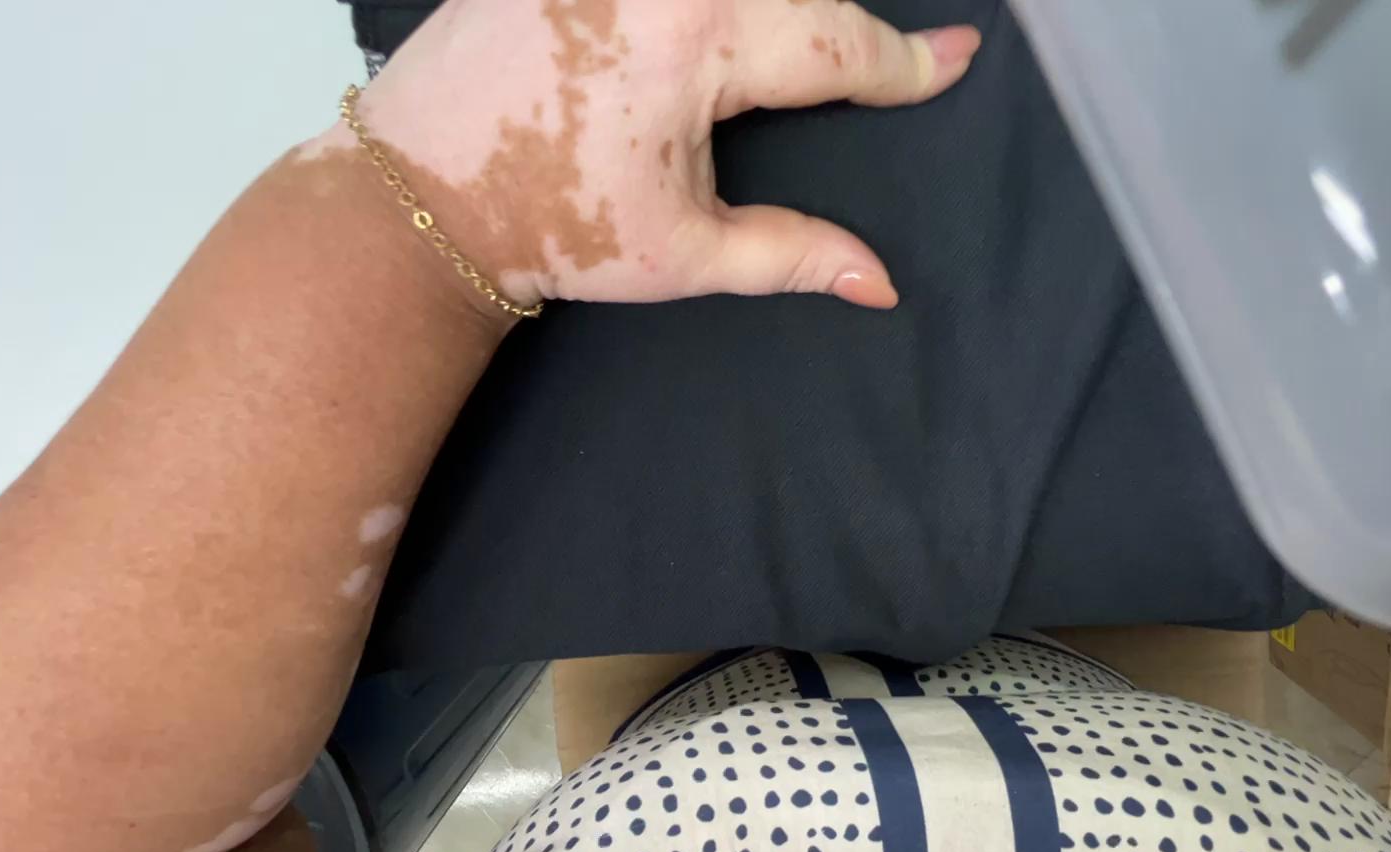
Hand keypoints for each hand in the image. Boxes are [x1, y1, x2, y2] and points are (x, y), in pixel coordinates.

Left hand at [317, 0, 980, 310]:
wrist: (433, 193)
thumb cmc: (562, 231)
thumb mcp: (691, 255)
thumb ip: (794, 256)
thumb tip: (878, 283)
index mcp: (695, 39)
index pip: (834, 43)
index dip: (902, 62)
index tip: (957, 57)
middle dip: (851, 27)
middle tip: (895, 60)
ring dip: (792, 6)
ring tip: (826, 48)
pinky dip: (736, 0)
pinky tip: (744, 24)